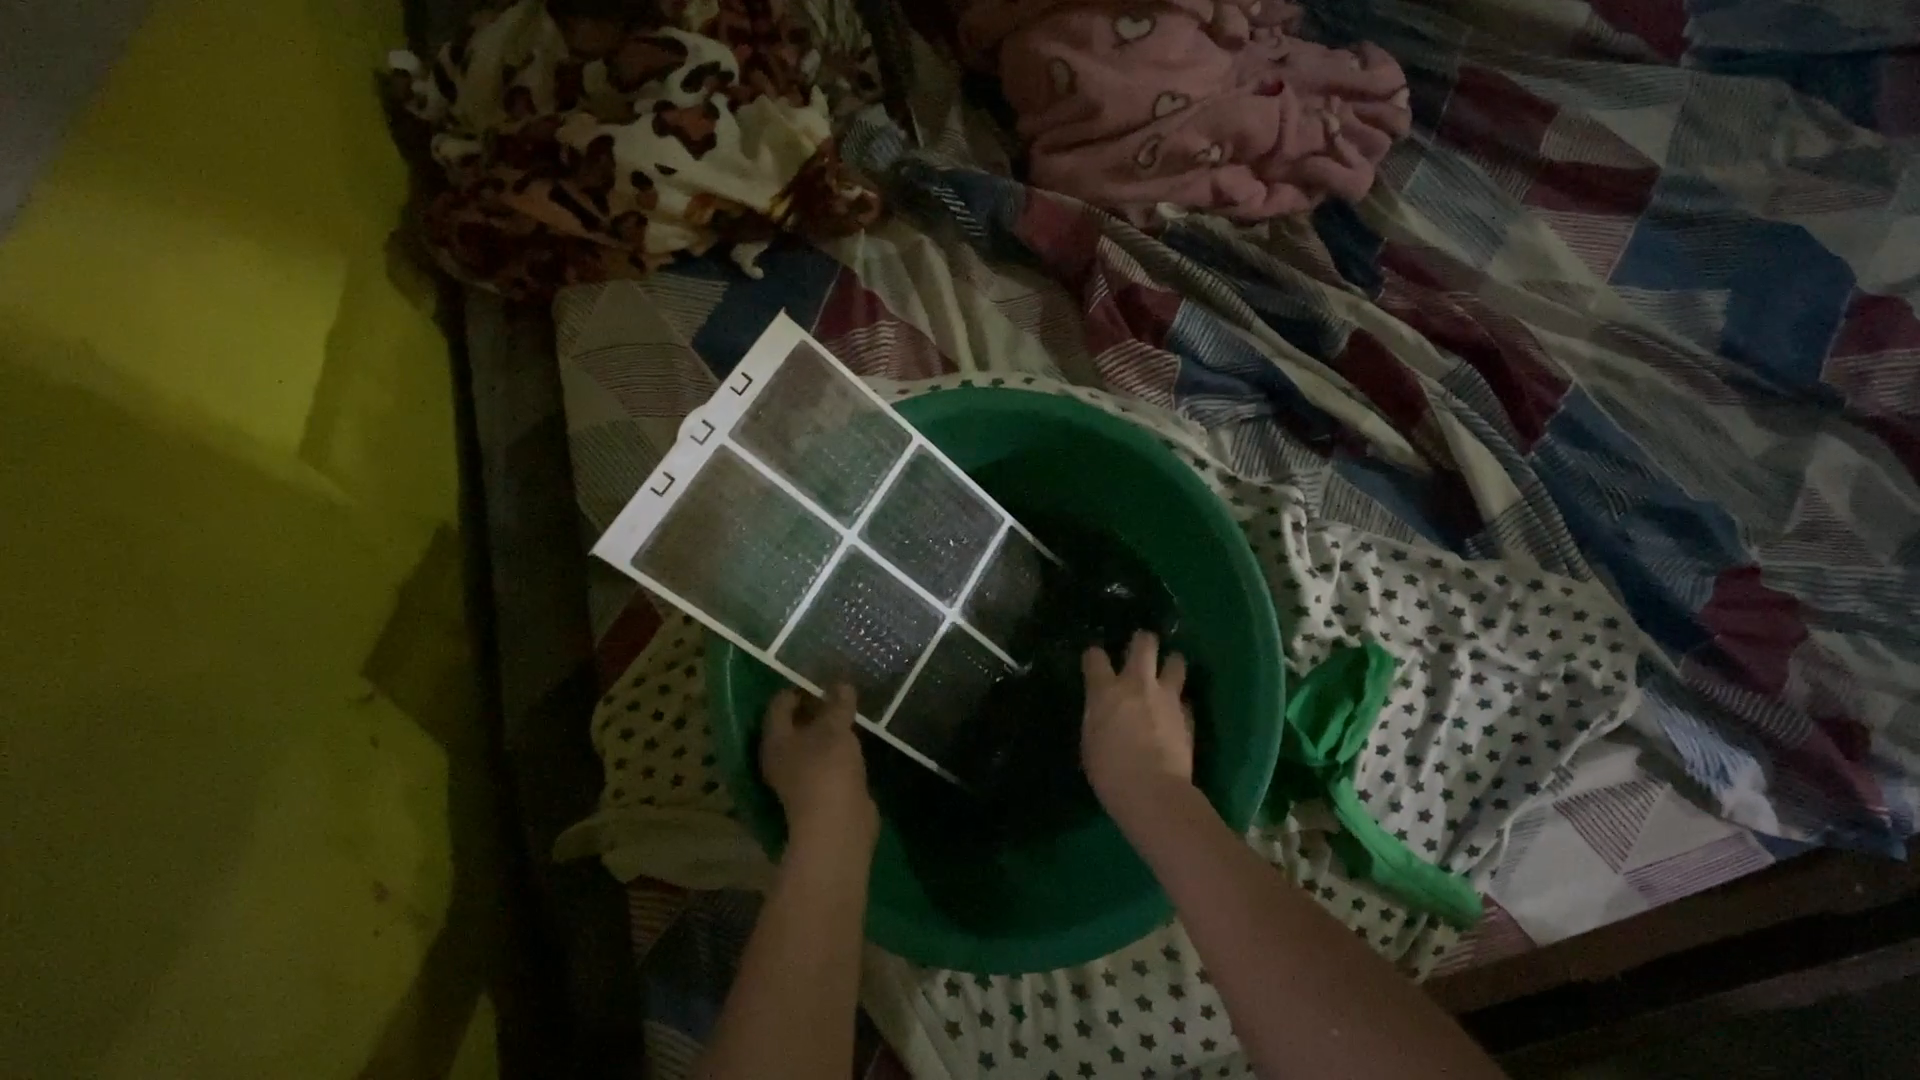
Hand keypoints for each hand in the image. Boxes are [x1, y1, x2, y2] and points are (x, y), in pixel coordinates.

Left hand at [760, 685, 878, 848]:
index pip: (779, 704)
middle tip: (839, 692)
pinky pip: (826, 761)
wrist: (837, 826)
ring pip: (811, 744)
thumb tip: (842, 684)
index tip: (821, 677)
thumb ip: (838, 705)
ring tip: (850, 713)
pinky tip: (855, 742)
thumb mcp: (835, 729)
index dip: (798, 688)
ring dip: (827, 730)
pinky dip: (837, 750)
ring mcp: (799, 777)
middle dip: (814, 708)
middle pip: (794, 725)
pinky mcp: (819, 791)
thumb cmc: (826, 770)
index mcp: (775, 739)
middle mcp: (781, 757)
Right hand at [1081, 631, 1193, 814]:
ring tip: (1167, 672)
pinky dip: (1179, 703)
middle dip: (1142, 641)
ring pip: (1176, 661)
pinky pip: (1185, 700)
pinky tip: (1175, 714)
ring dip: (1170, 664)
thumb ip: (1097, 717)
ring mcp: (1167, 697)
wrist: (1153, 792)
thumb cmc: (1109, 772)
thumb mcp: (1090, 742)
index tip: (1094, 661)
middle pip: (1144, 643)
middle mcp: (1138, 684)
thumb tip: (1103, 710)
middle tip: (1140, 648)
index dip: (1093, 656)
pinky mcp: (1188, 716)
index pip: (1095, 656)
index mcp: (1106, 690)